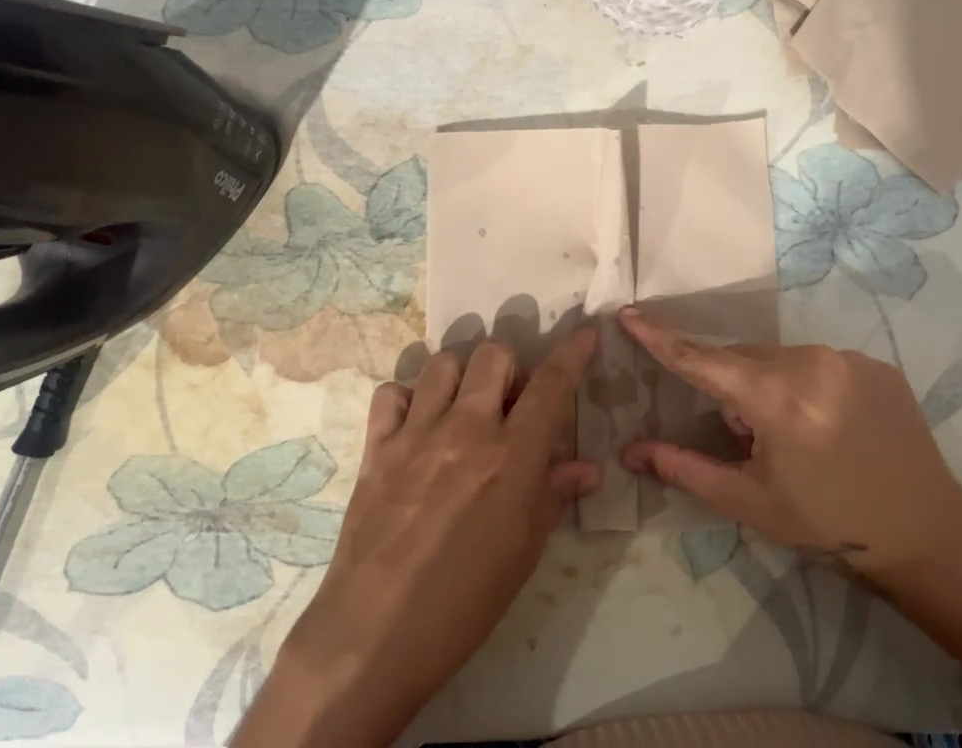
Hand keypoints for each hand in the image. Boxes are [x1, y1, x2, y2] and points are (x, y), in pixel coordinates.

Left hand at [235, 327, 600, 747]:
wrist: (378, 629)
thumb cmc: (466, 600)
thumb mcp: (524, 552)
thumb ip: (553, 496)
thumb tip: (585, 468)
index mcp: (512, 456)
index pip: (551, 385)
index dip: (573, 352)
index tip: (586, 332)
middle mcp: (465, 429)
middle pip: (493, 355)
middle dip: (511, 368)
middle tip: (511, 403)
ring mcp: (415, 433)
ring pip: (442, 363)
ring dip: (461, 376)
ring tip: (464, 409)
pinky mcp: (375, 446)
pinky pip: (392, 392)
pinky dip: (409, 397)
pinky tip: (417, 425)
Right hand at [618, 308, 961, 579]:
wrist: (924, 530)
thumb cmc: (827, 522)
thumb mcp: (748, 502)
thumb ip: (685, 469)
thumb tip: (630, 453)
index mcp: (777, 398)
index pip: (702, 359)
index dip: (660, 337)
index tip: (627, 313)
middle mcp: (812, 364)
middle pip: (741, 359)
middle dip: (730, 389)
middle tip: (748, 438)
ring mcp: (848, 359)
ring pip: (779, 359)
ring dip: (768, 386)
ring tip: (794, 438)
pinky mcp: (874, 364)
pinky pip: (817, 363)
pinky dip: (805, 385)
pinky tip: (827, 426)